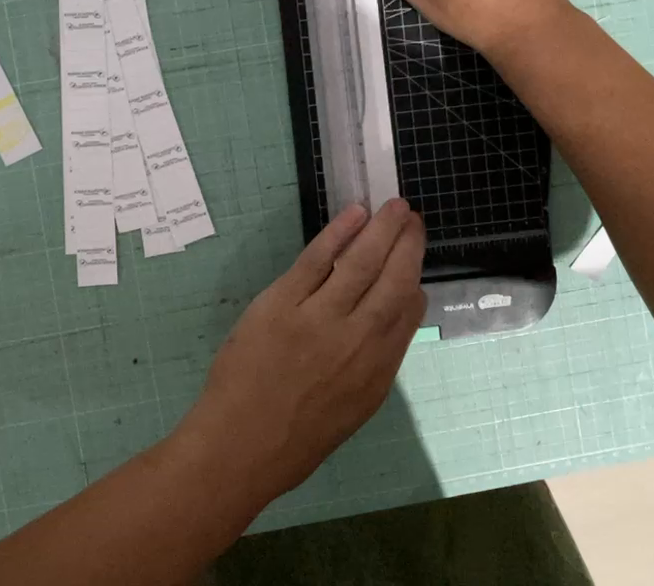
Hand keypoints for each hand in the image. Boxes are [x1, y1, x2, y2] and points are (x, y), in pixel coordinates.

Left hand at [170, 200, 426, 504]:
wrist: (239, 448)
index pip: (409, 314)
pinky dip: (338, 233)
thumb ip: (373, 363)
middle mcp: (358, 341)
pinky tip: (355, 215)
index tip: (414, 257)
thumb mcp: (351, 410)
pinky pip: (317, 260)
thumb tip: (389, 320)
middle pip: (393, 280)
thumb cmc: (294, 438)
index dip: (414, 281)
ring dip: (381, 229)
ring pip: (361, 263)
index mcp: (377, 372)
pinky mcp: (282, 303)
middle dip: (407, 245)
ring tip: (394, 206)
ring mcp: (320, 319)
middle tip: (413, 217)